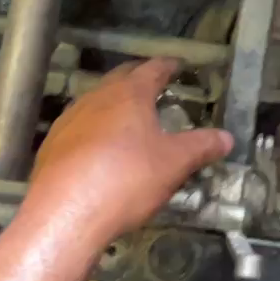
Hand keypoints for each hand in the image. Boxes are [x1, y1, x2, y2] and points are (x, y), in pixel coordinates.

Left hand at [25, 59, 232, 245]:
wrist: (64, 214)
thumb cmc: (126, 178)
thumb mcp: (174, 164)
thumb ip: (202, 146)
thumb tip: (227, 137)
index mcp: (130, 93)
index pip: (153, 68)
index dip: (168, 66)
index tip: (178, 65)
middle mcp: (97, 97)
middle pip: (121, 78)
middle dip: (139, 79)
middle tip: (156, 87)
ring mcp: (70, 119)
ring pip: (96, 101)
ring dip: (114, 104)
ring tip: (128, 119)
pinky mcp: (51, 145)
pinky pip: (79, 127)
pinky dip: (94, 130)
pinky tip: (99, 150)